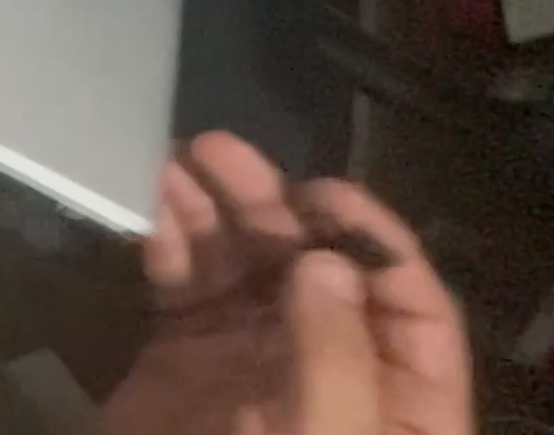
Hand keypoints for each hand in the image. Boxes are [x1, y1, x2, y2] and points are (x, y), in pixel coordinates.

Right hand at [101, 132, 472, 434]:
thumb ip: (335, 362)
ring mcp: (244, 349)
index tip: (320, 192)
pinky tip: (144, 207)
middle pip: (305, 265)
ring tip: (166, 163)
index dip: (375, 243)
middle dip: (266, 206)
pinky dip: (161, 237)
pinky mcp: (179, 342)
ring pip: (233, 259)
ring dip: (202, 208)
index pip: (409, 309)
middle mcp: (322, 361)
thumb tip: (327, 264)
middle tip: (214, 152)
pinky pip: (176, 276)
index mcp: (394, 401)